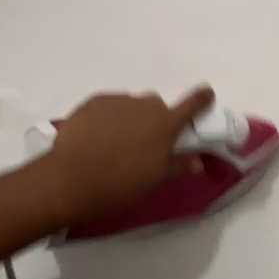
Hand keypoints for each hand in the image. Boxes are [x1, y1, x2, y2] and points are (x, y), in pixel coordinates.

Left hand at [38, 87, 213, 223]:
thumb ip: (178, 165)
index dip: (201, 99)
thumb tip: (197, 160)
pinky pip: (109, 106)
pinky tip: (96, 138)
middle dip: (154, 120)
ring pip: (131, 106)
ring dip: (130, 119)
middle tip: (144, 144)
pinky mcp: (95, 100)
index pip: (191, 104)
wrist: (72, 177)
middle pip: (156, 107)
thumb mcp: (154, 179)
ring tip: (114, 144)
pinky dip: (108, 117)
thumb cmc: (120, 184)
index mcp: (165, 124)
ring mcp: (118, 100)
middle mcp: (144, 105)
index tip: (207, 94)